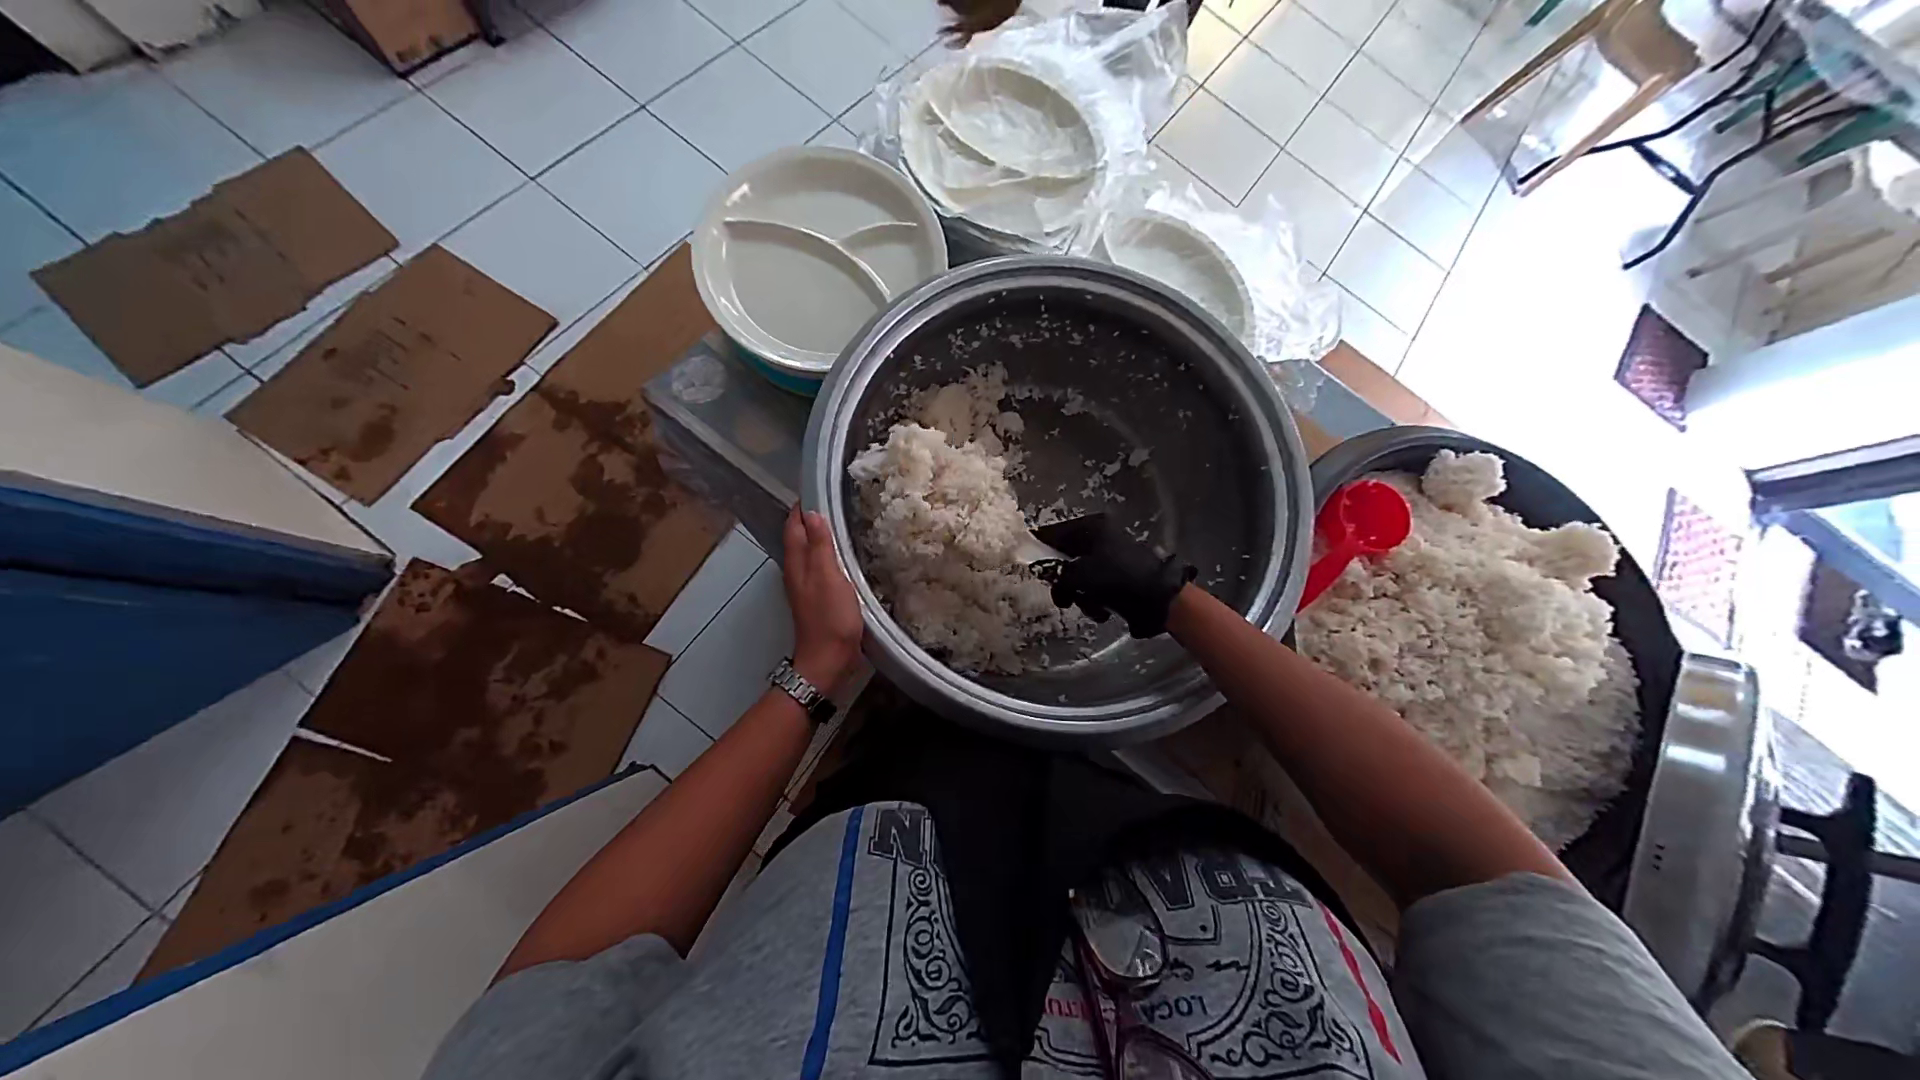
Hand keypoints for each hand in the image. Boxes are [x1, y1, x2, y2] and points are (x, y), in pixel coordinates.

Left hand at [783, 505, 863, 691]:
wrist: (829, 660)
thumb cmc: (830, 618)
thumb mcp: (829, 576)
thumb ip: (821, 545)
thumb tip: (812, 514)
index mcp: (797, 563)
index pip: (794, 526)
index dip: (803, 507)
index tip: (820, 488)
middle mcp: (797, 572)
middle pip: (800, 538)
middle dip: (811, 519)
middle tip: (835, 501)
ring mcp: (807, 587)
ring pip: (810, 553)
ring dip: (821, 537)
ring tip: (842, 523)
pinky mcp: (819, 599)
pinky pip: (822, 568)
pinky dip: (830, 556)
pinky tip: (846, 556)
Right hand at [1035, 513, 1195, 638]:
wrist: (1161, 600)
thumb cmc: (1117, 579)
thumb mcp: (1080, 575)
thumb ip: (1056, 574)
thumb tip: (1043, 572)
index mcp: (1092, 527)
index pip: (1053, 532)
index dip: (1037, 547)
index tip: (1023, 561)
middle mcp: (1102, 536)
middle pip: (1065, 557)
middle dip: (1064, 581)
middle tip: (1064, 596)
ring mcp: (1112, 556)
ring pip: (1080, 575)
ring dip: (1081, 596)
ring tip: (1091, 607)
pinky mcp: (1119, 575)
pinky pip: (1095, 586)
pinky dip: (1095, 600)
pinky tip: (1103, 611)